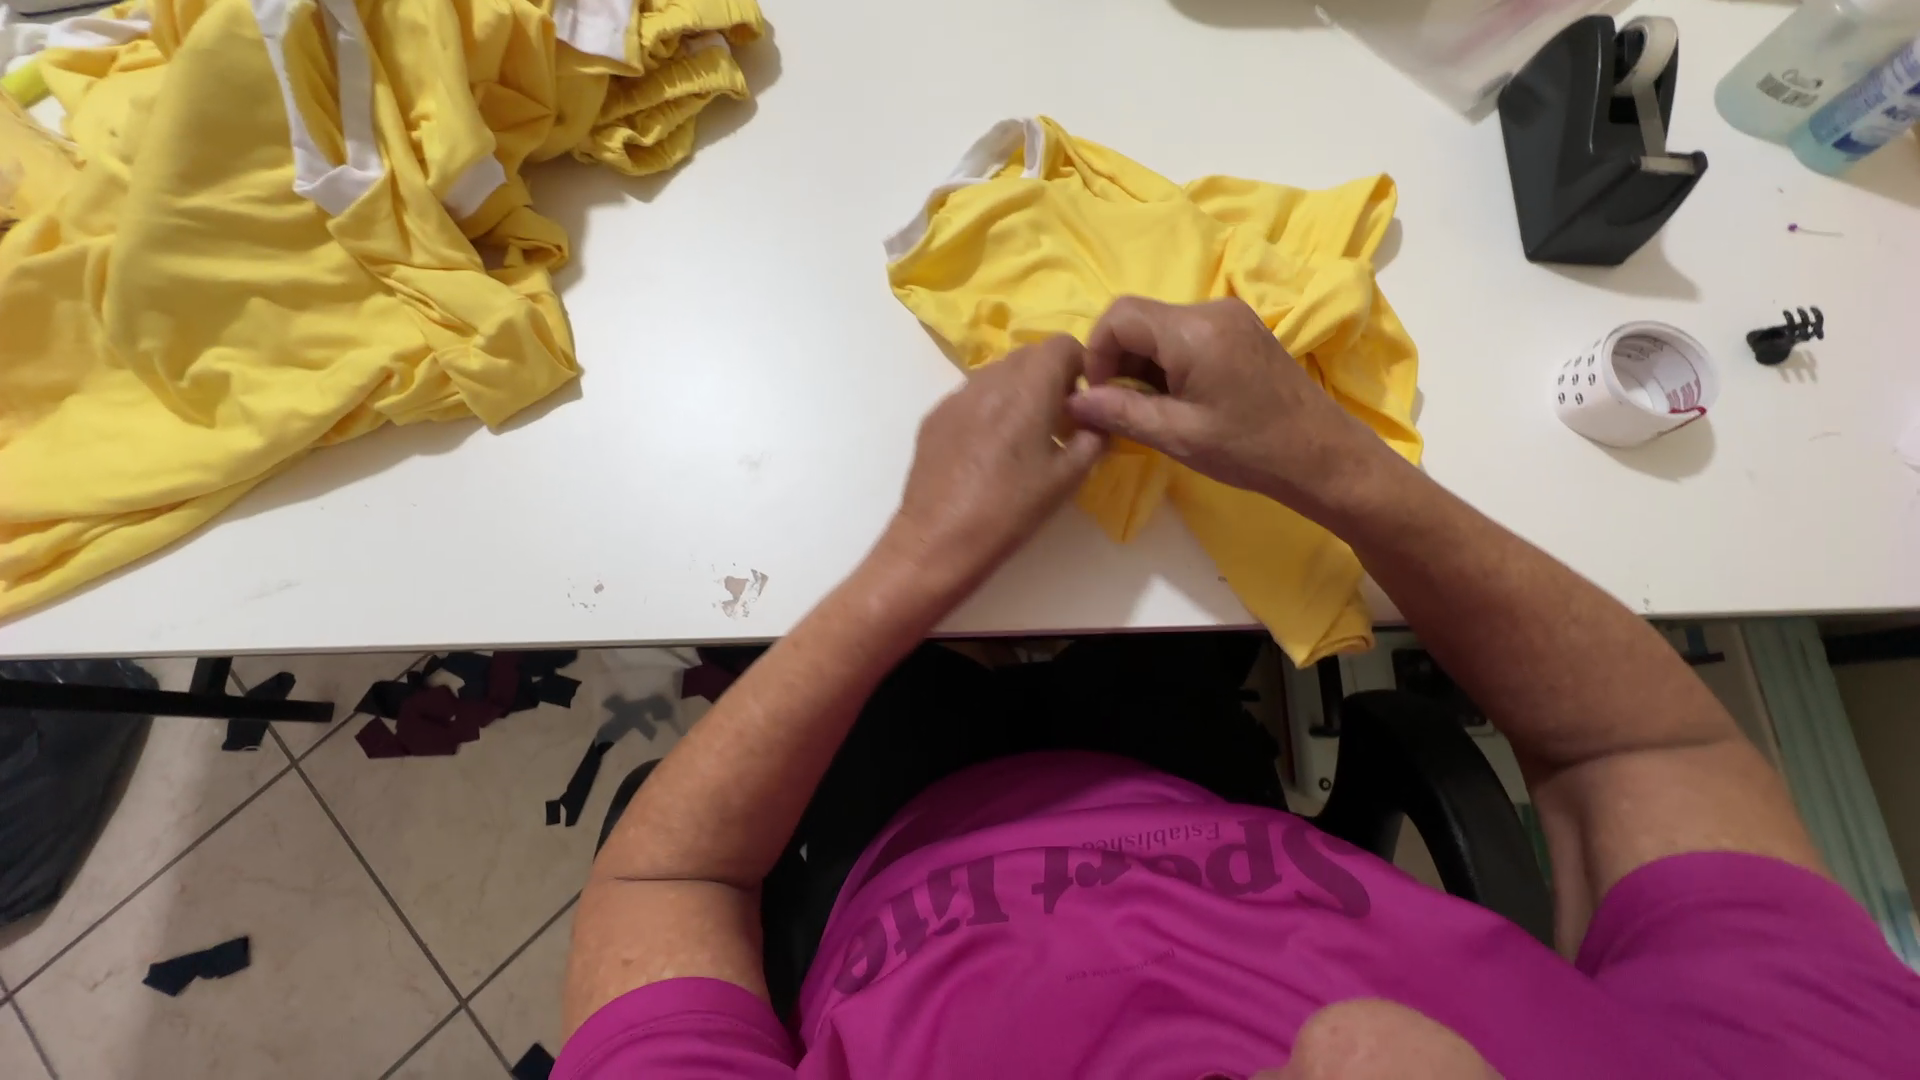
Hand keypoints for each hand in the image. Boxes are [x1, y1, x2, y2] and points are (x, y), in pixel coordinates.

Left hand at [879, 336, 1105, 589]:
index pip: (1063, 344)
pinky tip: (986, 452)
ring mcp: (956, 396)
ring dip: (1017, 392)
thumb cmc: (1011, 510)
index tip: (1082, 402)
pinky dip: (988, 409)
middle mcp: (990, 380)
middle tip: (1056, 421)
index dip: (1079, 367)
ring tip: (1020, 438)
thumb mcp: (1067, 478)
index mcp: (1029, 388)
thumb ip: (1093, 438)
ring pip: (996, 374)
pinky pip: (970, 397)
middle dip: (1049, 378)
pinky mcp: (934, 417)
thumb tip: (1097, 421)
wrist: (939, 539)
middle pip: (1028, 355)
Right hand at [1065, 297, 1394, 520]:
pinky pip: (1184, 335)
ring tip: (1150, 409)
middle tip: (1121, 408)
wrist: (1322, 457)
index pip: (1118, 316)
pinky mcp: (1240, 331)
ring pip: (1159, 327)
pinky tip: (1176, 399)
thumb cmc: (1248, 450)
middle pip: (1137, 318)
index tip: (1101, 397)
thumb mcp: (1176, 435)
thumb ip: (1119, 412)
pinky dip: (1166, 362)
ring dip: (1141, 364)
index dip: (1096, 354)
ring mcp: (1229, 317)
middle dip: (1117, 360)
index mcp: (1194, 331)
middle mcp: (1211, 309)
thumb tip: (1072, 401)